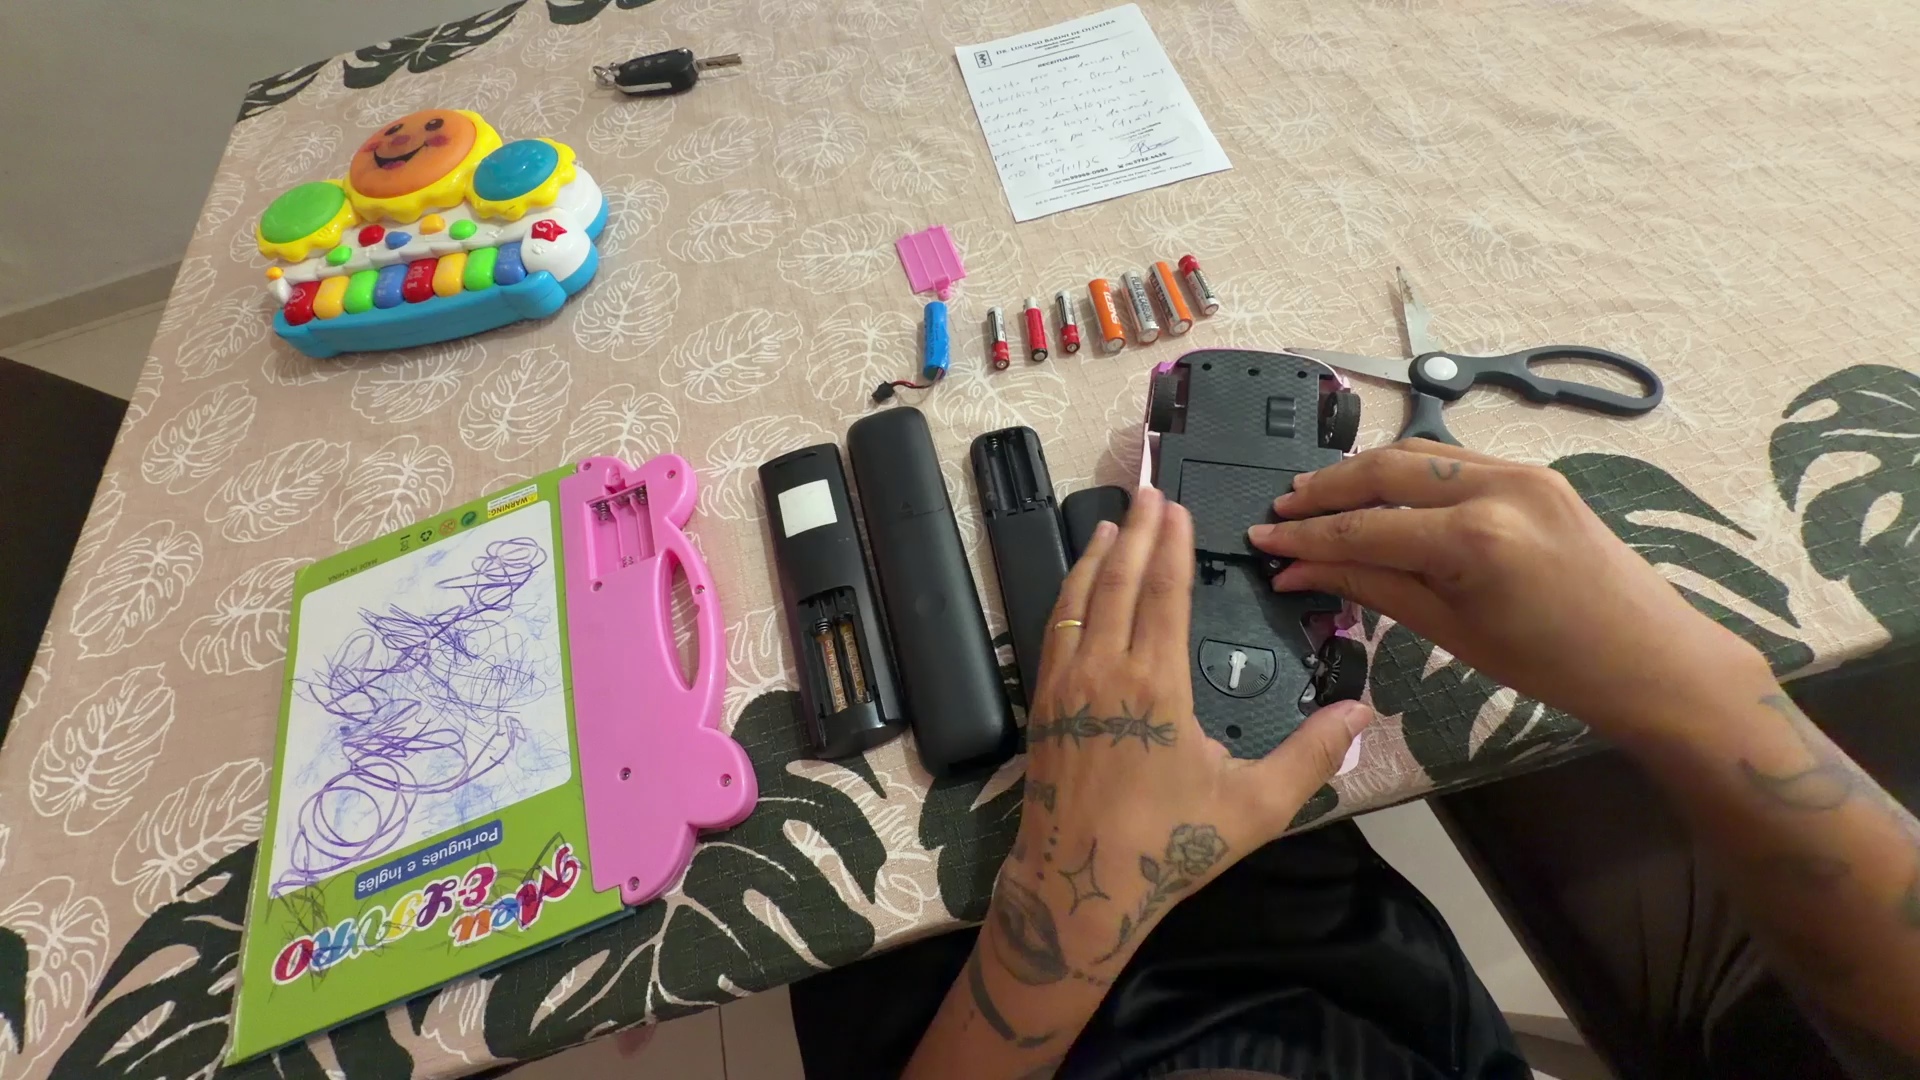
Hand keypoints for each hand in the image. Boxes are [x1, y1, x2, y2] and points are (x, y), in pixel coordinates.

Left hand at [996, 487, 1372, 986]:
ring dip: (1096, 556)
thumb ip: (1310, 757)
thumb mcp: (1253, 807)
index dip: (1171, 546)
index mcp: (1156, 684)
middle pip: (1120, 582)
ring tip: (1110, 524)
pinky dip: (1068, 594)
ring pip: (1080, 599)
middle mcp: (1105, 668)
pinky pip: (1054, 628)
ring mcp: (1066, 680)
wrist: (1078, 881)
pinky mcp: (1043, 697)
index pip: (1165, 594)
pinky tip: (1078, 584)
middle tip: (1145, 493)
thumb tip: (1361, 712)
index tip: (1176, 509)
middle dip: (1135, 533)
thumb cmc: (1167, 843)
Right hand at [1248, 440, 1767, 739]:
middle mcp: (1498, 487)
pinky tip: (1373, 487)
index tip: (1260, 538)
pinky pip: (1447, 458)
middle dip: (1323, 489)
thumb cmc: (1546, 663)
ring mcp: (1521, 472)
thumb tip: (1292, 571)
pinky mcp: (1533, 472)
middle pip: (1383, 472)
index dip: (1303, 536)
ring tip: (1313, 494)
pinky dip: (1400, 469)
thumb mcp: (1443, 628)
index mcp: (1476, 539)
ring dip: (1358, 472)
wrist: (1654, 660)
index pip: (1363, 529)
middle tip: (1280, 508)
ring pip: (1413, 454)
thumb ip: (1364, 584)